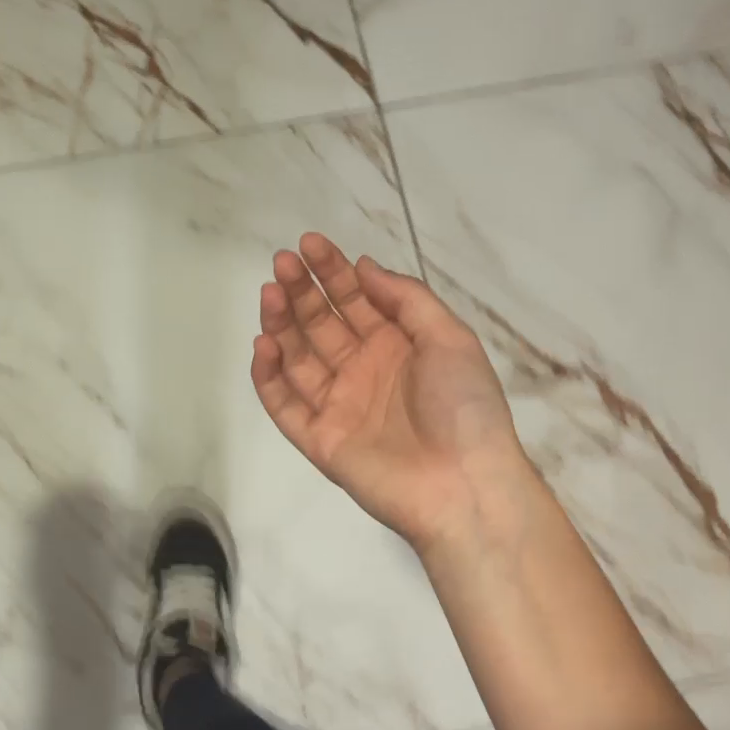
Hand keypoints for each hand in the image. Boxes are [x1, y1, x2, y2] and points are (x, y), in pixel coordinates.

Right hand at [250, 234, 525, 553]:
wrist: (463, 484)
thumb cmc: (464, 407)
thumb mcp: (450, 339)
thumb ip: (406, 300)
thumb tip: (364, 268)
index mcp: (395, 346)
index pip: (354, 301)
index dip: (331, 272)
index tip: (309, 245)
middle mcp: (362, 371)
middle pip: (320, 324)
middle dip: (301, 291)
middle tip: (281, 262)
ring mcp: (337, 405)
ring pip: (297, 358)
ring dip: (281, 324)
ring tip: (270, 294)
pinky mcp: (318, 439)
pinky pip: (285, 404)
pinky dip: (269, 376)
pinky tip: (264, 346)